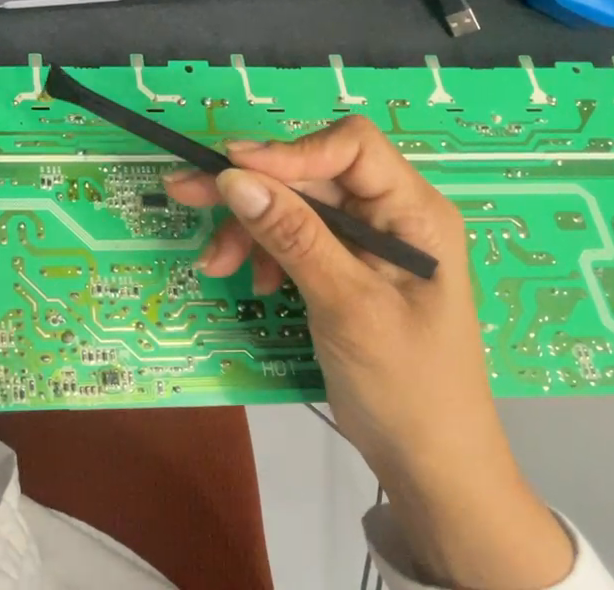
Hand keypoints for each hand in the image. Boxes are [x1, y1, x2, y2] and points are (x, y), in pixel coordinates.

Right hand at [163, 117, 573, 589]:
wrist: (429, 465)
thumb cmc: (406, 386)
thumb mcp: (347, 306)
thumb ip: (293, 235)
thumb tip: (233, 177)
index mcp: (414, 213)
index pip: (350, 148)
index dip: (288, 151)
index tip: (230, 170)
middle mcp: (390, 215)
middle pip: (310, 175)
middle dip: (251, 189)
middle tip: (184, 193)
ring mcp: (365, 242)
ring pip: (292, 205)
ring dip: (249, 227)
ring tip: (217, 265)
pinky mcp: (342, 266)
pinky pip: (291, 236)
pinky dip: (261, 251)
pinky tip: (250, 280)